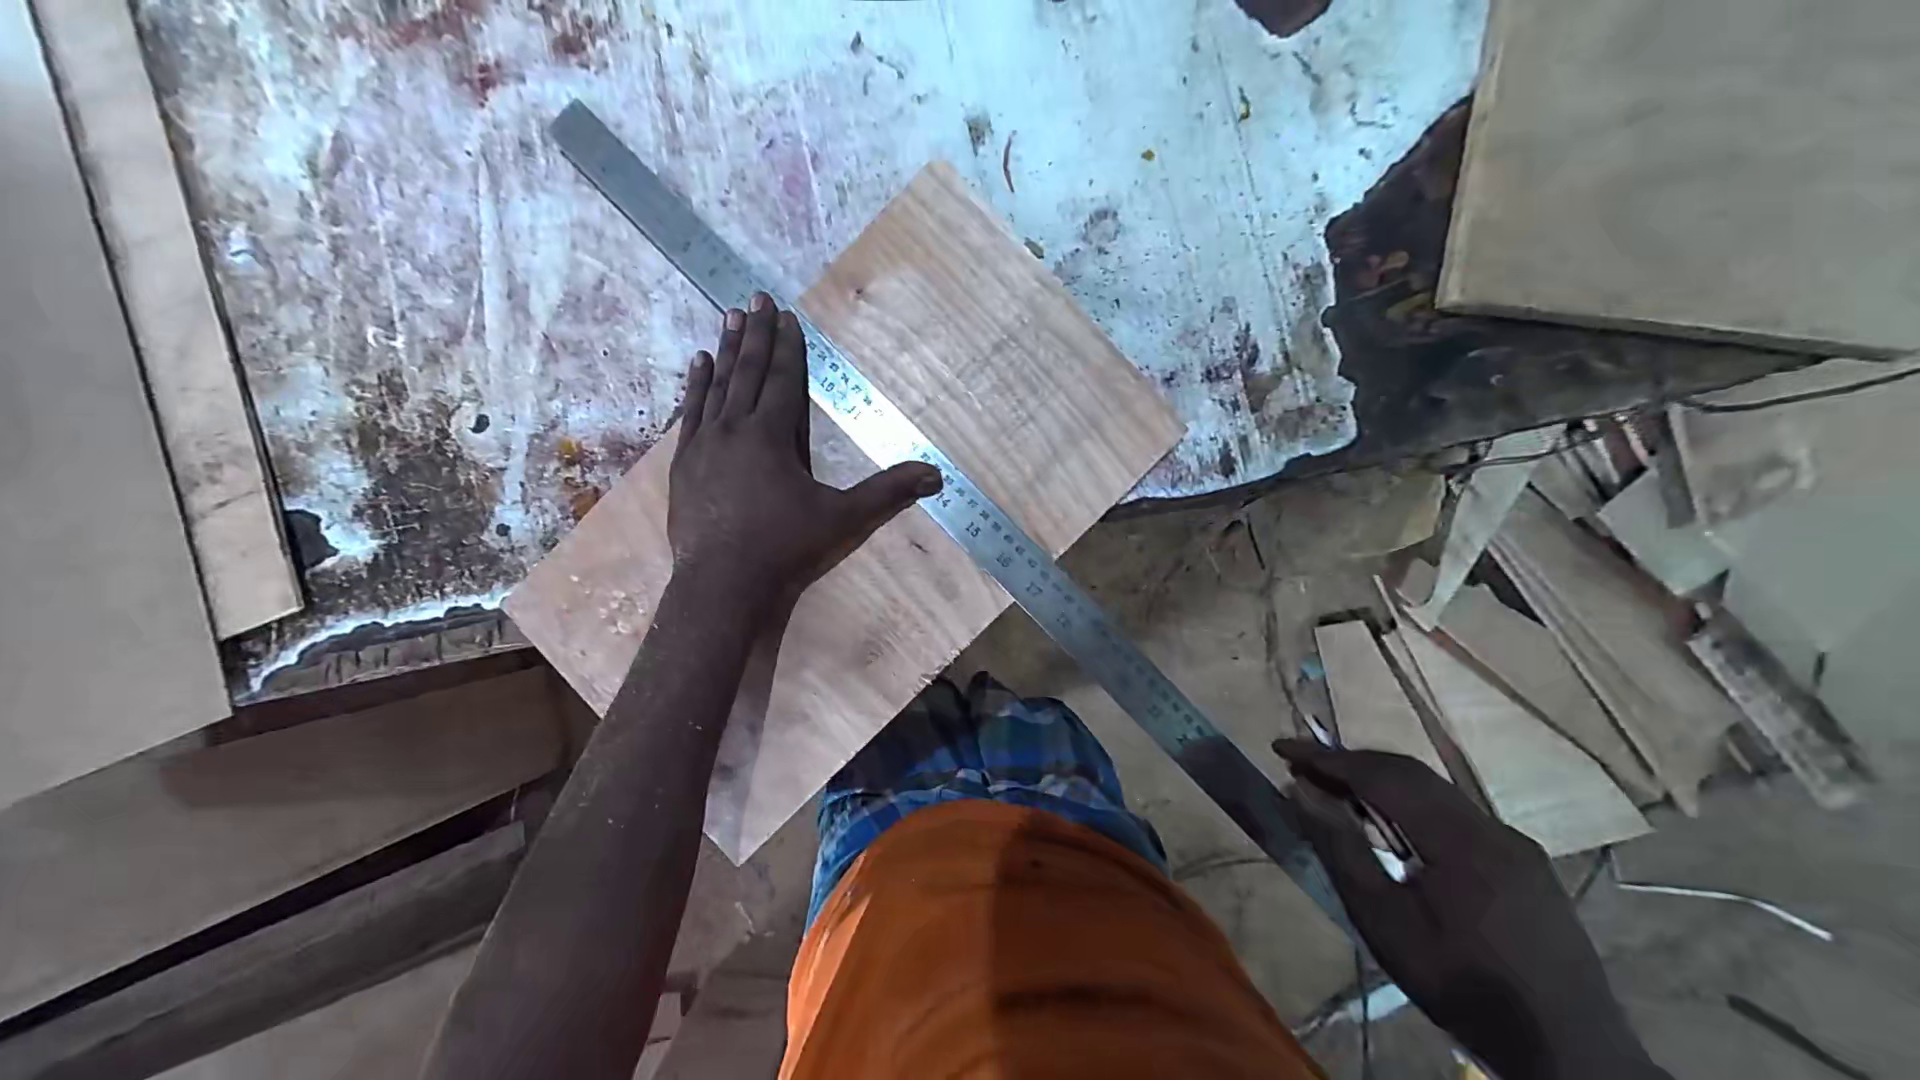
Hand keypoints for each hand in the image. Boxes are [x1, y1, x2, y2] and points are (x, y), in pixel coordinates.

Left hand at [668, 294, 941, 606]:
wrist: (722, 583)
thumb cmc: (784, 548)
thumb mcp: (843, 519)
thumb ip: (887, 492)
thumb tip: (936, 475)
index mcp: (772, 436)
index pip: (783, 380)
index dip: (788, 347)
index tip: (786, 315)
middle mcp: (735, 429)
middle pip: (749, 372)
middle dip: (757, 335)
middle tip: (756, 298)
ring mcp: (705, 444)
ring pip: (718, 386)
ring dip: (727, 351)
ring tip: (730, 318)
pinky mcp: (685, 462)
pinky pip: (691, 412)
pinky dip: (696, 386)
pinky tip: (697, 364)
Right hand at [1273, 740, 1666, 1079]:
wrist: (1571, 1055)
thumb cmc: (1461, 987)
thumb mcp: (1385, 922)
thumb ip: (1342, 848)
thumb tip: (1301, 789)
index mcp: (1462, 840)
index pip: (1382, 775)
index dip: (1326, 757)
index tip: (1281, 748)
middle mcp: (1493, 828)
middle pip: (1411, 774)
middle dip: (1351, 763)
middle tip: (1302, 767)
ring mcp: (1515, 843)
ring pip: (1435, 791)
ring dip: (1380, 782)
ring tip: (1335, 792)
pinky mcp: (1525, 862)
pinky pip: (1455, 814)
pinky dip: (1410, 806)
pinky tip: (1390, 828)